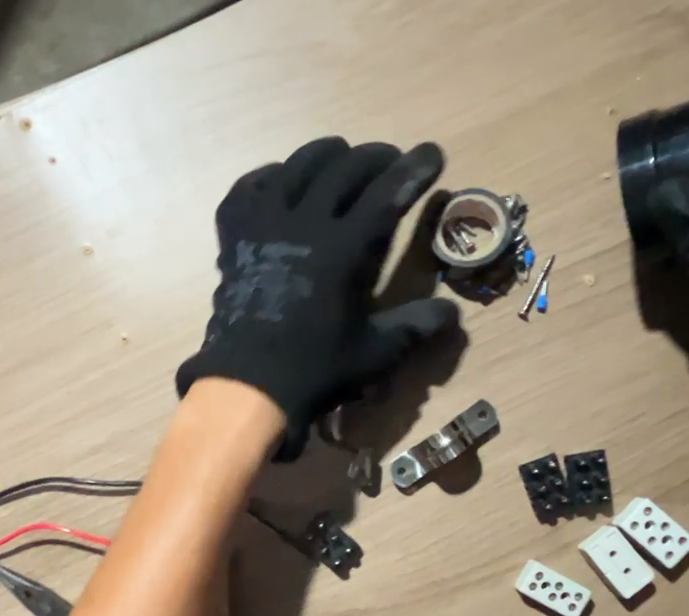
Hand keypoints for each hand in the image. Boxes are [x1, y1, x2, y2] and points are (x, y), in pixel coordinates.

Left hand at [177, 137, 459, 460]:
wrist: (249, 386)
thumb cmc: (316, 371)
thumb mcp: (376, 353)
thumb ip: (416, 327)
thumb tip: (454, 315)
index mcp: (344, 250)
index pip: (387, 192)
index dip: (414, 169)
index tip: (432, 155)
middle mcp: (304, 224)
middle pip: (344, 168)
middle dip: (374, 158)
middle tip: (390, 162)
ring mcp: (264, 226)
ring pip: (297, 167)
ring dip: (326, 156)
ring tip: (341, 160)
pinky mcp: (234, 237)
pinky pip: (249, 188)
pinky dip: (270, 178)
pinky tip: (282, 183)